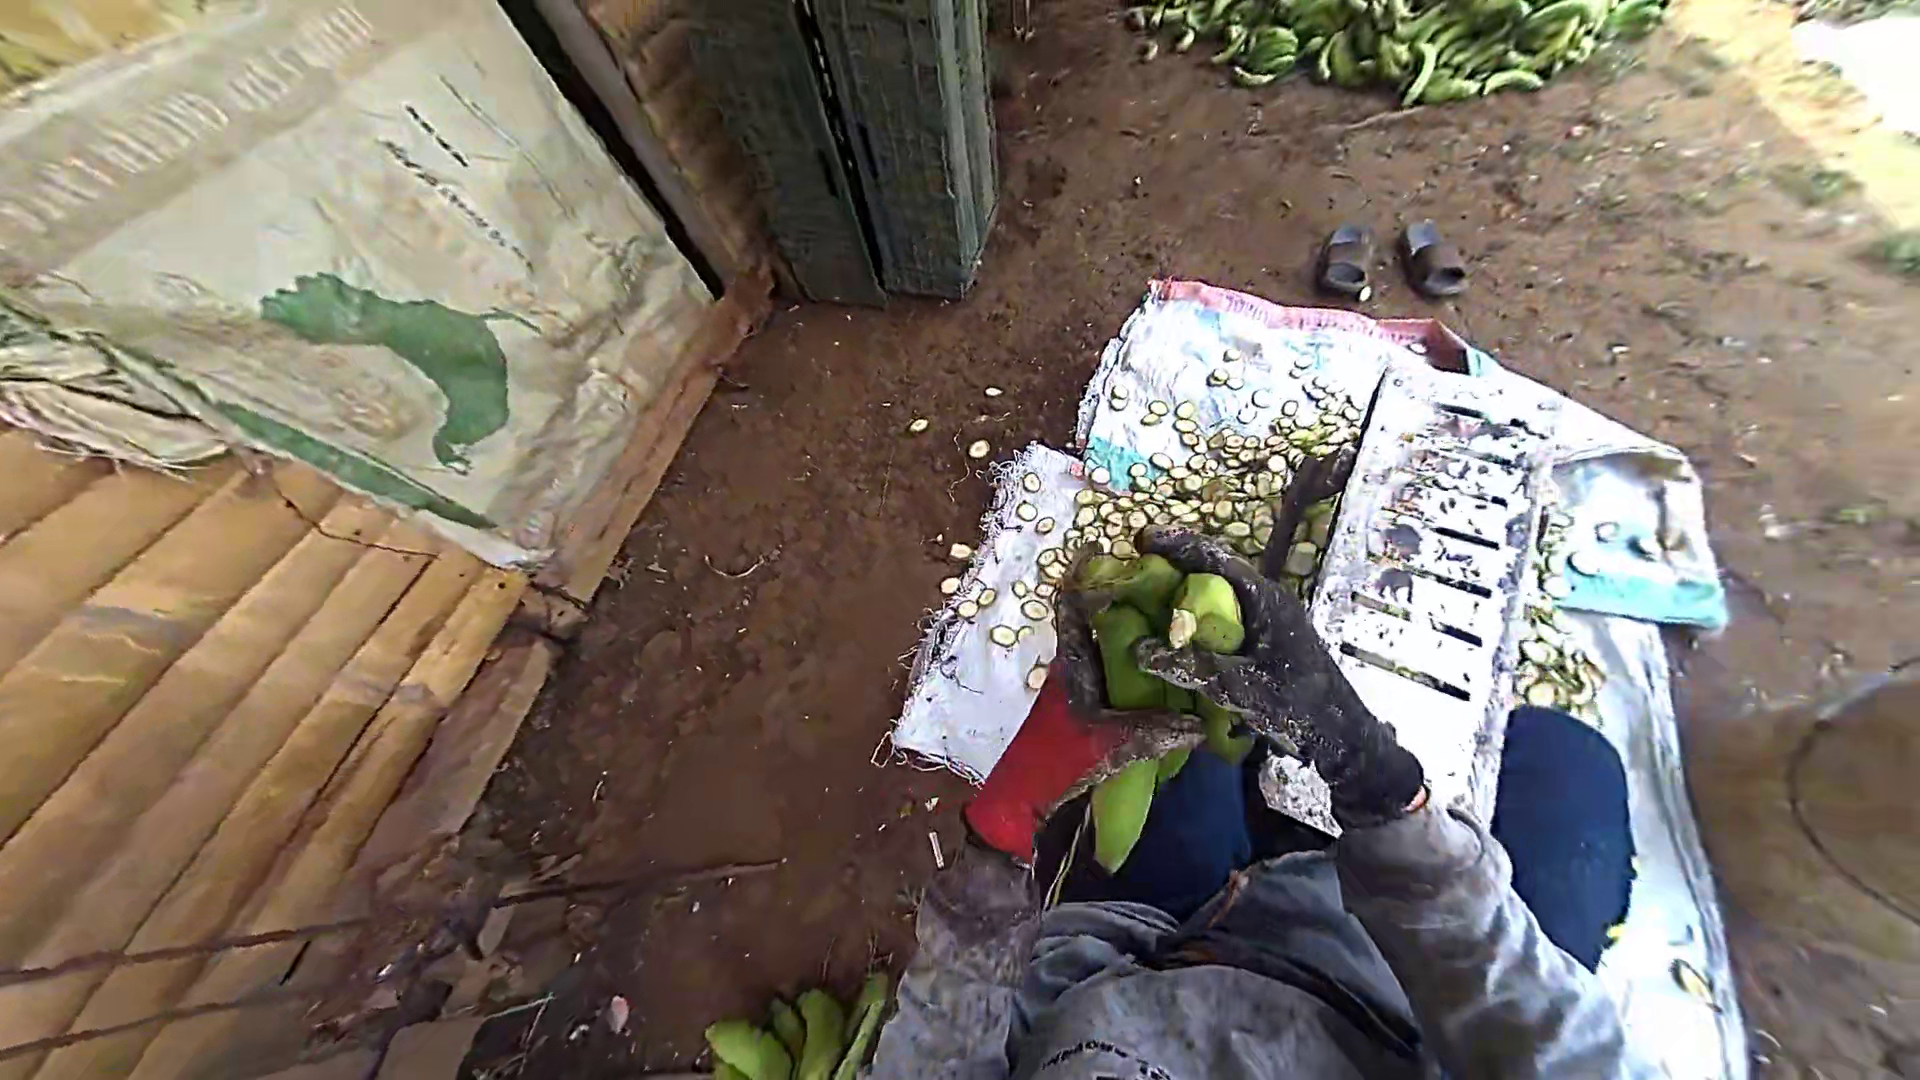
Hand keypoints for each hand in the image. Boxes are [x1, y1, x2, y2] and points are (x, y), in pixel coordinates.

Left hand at [964, 590, 1200, 863]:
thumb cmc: (1055, 764)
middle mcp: (1073, 671)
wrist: (1023, 805)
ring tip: (1169, 624)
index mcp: (1070, 667)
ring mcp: (1078, 691)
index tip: (1111, 557)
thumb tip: (1198, 726)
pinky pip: (1112, 680)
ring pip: (1105, 652)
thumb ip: (1151, 733)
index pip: (1075, 611)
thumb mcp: (1105, 746)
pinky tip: (1163, 676)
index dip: (1088, 581)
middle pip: (1095, 626)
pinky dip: (1133, 672)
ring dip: (1129, 637)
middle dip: (1122, 605)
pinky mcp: (1085, 712)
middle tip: (1161, 590)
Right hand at [1131, 528, 1425, 825]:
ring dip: (1184, 589)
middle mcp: (1265, 601)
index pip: (1215, 559)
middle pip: (1214, 570)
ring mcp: (1267, 619)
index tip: (1143, 540)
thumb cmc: (1298, 705)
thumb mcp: (1239, 686)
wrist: (1343, 737)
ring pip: (1219, 592)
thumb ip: (1190, 667)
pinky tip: (1176, 628)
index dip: (1177, 546)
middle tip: (1138, 565)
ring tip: (1148, 592)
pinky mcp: (1265, 638)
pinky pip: (1223, 614)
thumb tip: (1140, 651)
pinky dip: (1195, 613)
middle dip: (1175, 564)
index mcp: (1264, 600)